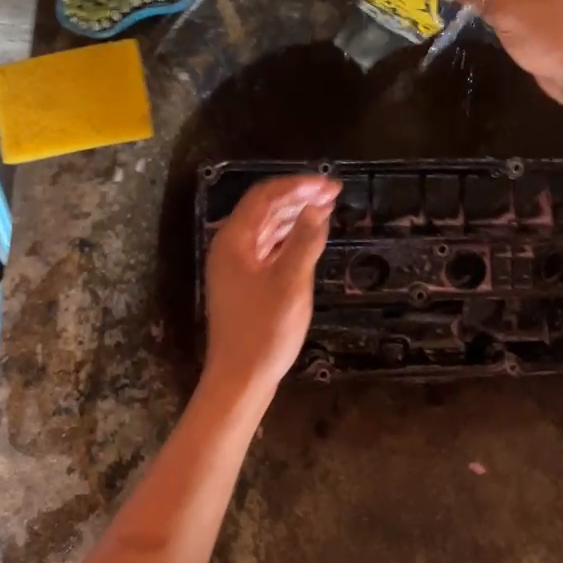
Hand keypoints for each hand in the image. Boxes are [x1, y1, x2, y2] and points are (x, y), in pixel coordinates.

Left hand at [202, 175, 339, 391]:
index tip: (330, 185)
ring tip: (326, 208)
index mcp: (234, 239)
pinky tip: (308, 237)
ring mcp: (235, 266)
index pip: (265, 196)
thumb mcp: (291, 282)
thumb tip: (316, 208)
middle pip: (263, 208)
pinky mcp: (244, 283)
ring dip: (294, 215)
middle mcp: (229, 246)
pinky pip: (267, 247)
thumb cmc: (264, 329)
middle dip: (297, 197)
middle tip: (333, 193)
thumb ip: (304, 241)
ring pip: (266, 228)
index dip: (298, 185)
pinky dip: (288, 237)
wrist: (240, 378)